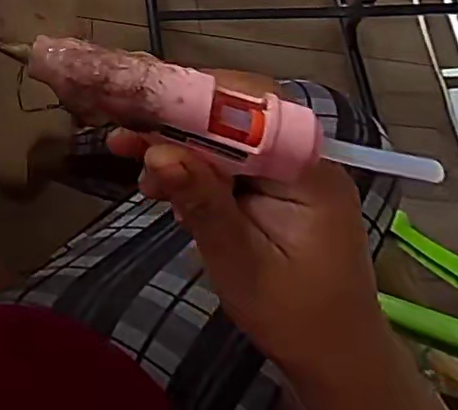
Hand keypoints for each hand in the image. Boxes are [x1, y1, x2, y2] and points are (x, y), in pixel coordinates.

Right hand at [106, 75, 432, 406]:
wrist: (332, 359)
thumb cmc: (293, 316)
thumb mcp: (240, 262)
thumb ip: (203, 203)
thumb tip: (157, 151)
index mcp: (306, 171)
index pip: (254, 106)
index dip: (198, 97)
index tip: (145, 103)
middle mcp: (295, 156)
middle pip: (228, 111)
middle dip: (173, 120)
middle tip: (124, 132)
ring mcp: (279, 167)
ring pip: (215, 131)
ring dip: (169, 141)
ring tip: (130, 159)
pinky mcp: (262, 180)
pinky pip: (216, 154)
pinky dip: (181, 162)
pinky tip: (156, 182)